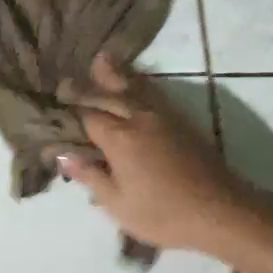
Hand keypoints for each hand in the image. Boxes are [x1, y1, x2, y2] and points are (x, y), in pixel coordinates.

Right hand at [58, 53, 258, 253]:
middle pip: (108, 94)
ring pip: (134, 86)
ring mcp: (162, 115)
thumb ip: (91, 176)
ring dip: (115, 73)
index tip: (53, 106)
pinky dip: (140, 80)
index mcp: (119, 137)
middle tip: (66, 81)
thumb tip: (63, 154)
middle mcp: (138, 117)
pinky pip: (154, 91)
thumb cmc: (163, 214)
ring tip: (101, 59)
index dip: (69, 112)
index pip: (87, 116)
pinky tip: (136, 80)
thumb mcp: (119, 204)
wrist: (220, 209)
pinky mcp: (181, 119)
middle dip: (86, 87)